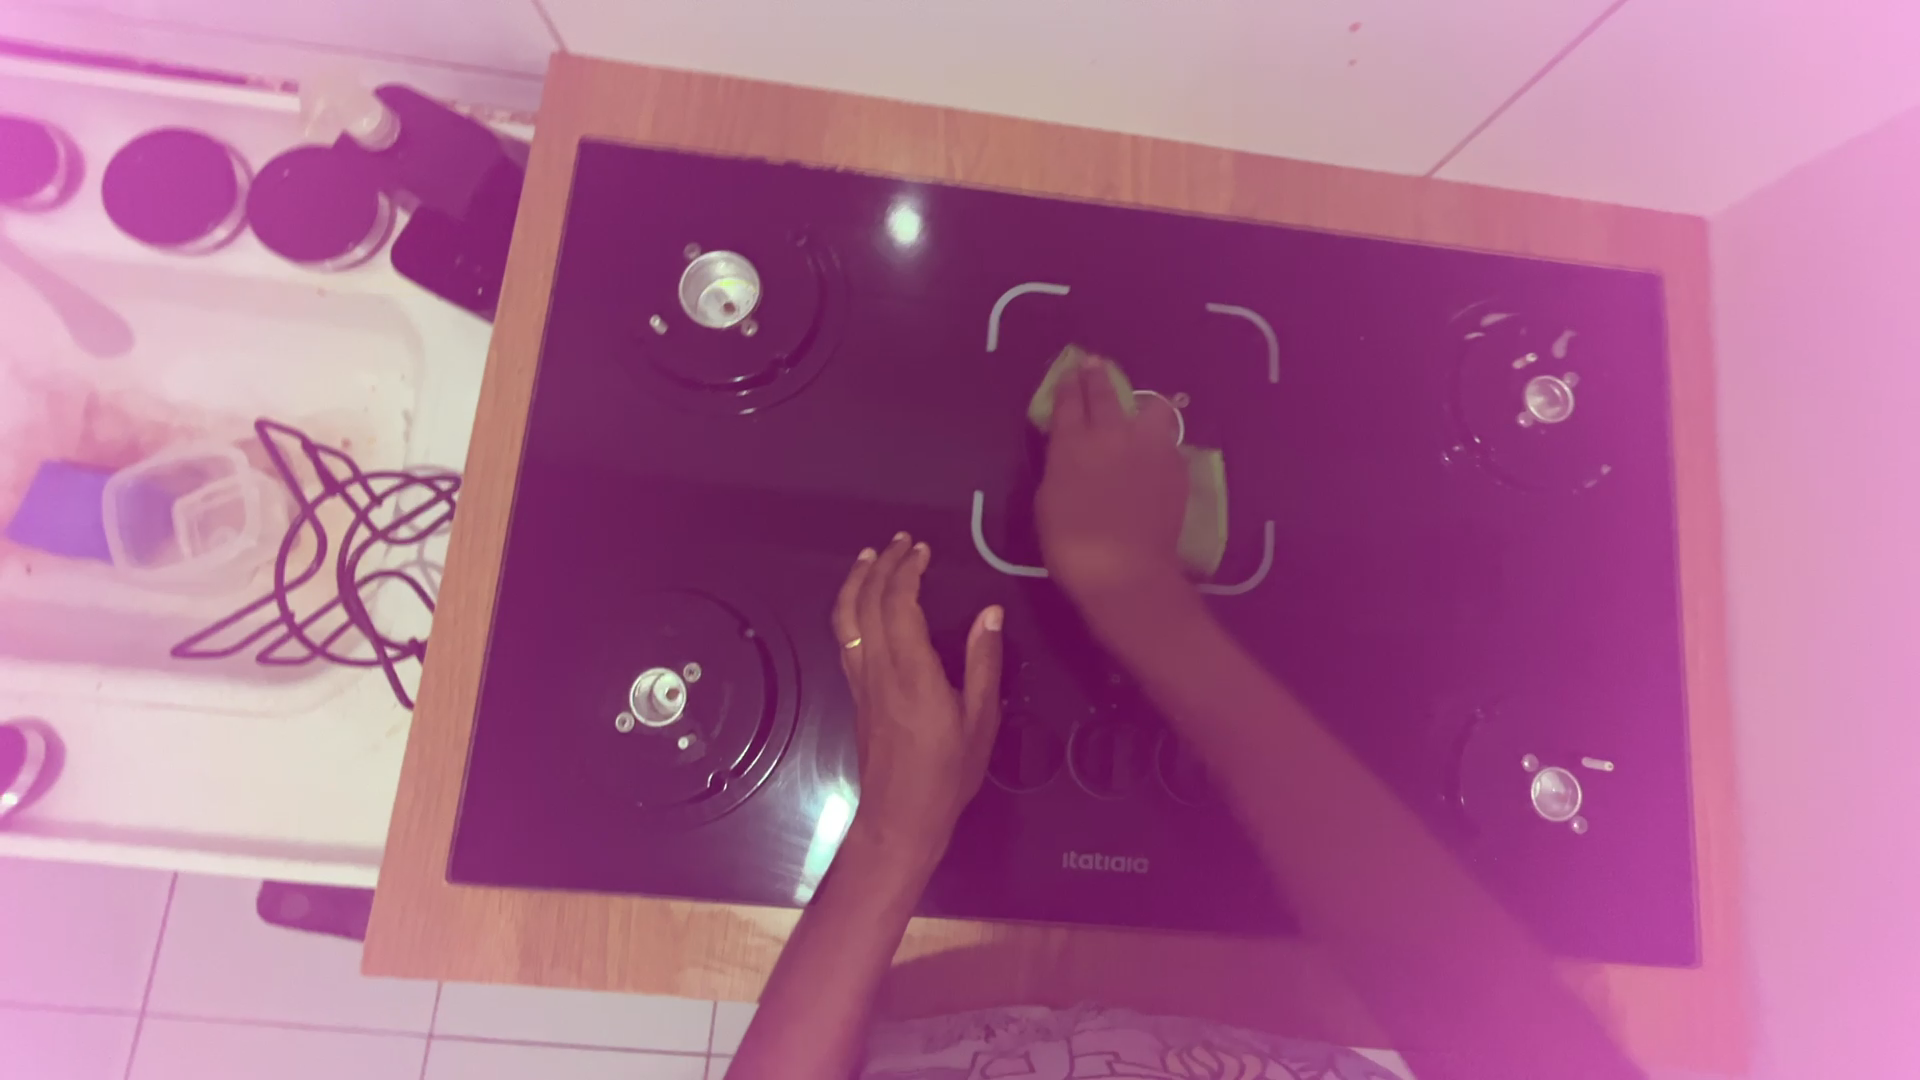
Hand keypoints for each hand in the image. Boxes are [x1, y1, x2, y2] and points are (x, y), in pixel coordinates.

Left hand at [831, 533, 1003, 862]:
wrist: (899, 817)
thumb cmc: (947, 773)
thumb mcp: (981, 720)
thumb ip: (984, 663)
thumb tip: (990, 613)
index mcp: (912, 671)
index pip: (898, 605)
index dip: (906, 571)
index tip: (922, 551)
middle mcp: (878, 667)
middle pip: (867, 603)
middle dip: (881, 565)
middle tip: (900, 541)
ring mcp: (861, 679)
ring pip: (846, 618)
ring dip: (856, 581)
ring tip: (870, 556)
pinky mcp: (855, 691)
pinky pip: (845, 637)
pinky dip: (850, 608)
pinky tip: (862, 601)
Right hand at [1036, 354, 1192, 631]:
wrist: (1123, 569)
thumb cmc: (1070, 543)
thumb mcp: (1047, 501)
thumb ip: (1059, 467)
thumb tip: (1069, 452)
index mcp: (1071, 443)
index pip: (1068, 402)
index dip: (1067, 385)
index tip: (1069, 373)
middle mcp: (1110, 435)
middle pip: (1104, 394)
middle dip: (1096, 377)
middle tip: (1094, 363)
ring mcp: (1148, 448)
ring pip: (1150, 408)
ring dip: (1141, 404)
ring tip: (1140, 409)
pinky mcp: (1175, 466)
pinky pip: (1168, 442)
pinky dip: (1160, 441)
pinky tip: (1157, 451)